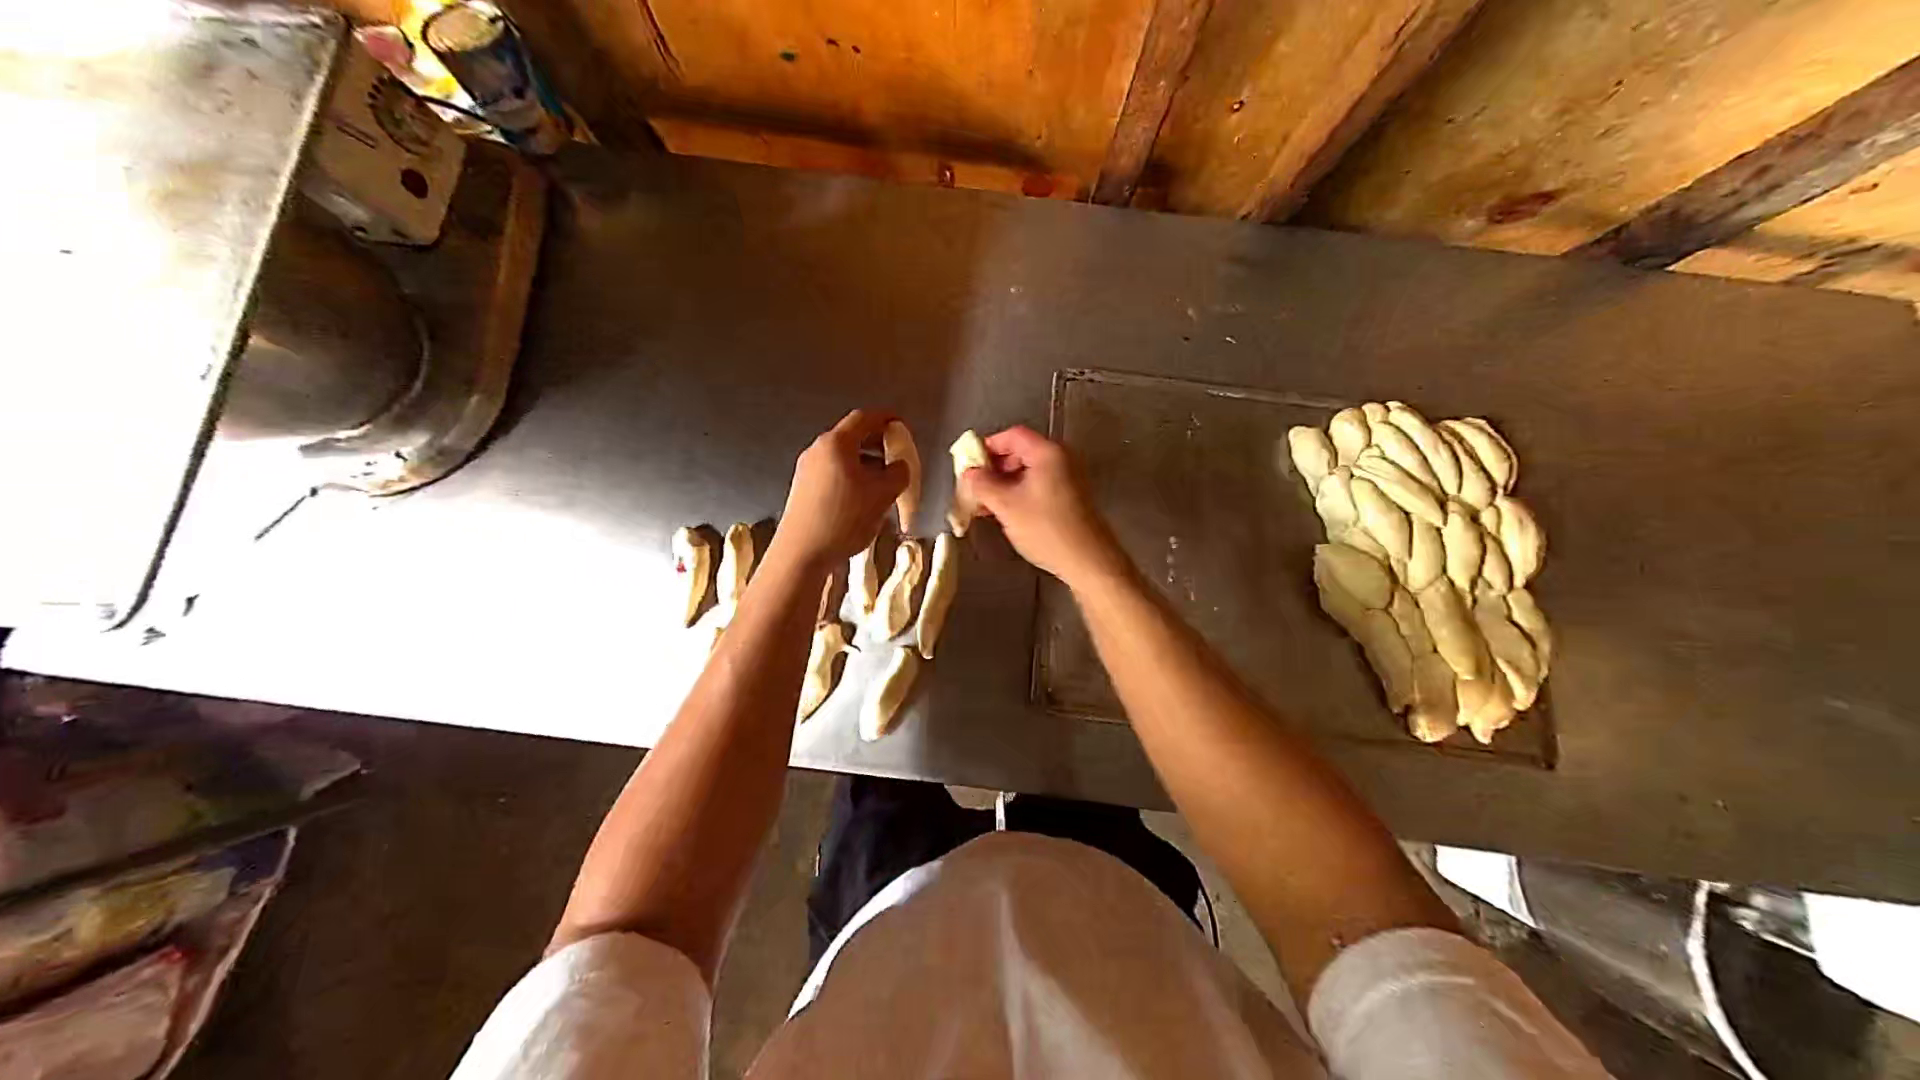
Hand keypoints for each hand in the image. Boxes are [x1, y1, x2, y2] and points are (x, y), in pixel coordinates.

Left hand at [772, 409, 909, 567]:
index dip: (887, 418)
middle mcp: (818, 450)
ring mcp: (807, 470)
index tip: (902, 425)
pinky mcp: (804, 490)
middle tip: (898, 455)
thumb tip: (898, 466)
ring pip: (844, 457)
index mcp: (836, 443)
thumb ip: (898, 473)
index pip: (865, 418)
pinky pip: (834, 473)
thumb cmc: (844, 518)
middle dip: (878, 443)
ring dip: (867, 463)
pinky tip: (865, 498)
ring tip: (886, 482)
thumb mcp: (883, 495)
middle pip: (853, 436)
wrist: (802, 553)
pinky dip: (853, 477)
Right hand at [959, 426, 1131, 587]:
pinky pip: (1040, 484)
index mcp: (1048, 452)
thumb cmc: (1048, 529)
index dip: (988, 445)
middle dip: (994, 467)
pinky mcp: (1071, 496)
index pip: (1012, 435)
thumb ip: (982, 485)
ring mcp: (1069, 477)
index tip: (970, 463)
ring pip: (1029, 470)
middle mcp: (1062, 459)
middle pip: (1021, 451)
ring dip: (1005, 483)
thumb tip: (969, 474)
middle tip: (976, 485)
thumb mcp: (1006, 506)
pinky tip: (1006, 511)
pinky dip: (1020, 492)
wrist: (1087, 560)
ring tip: (986, 503)